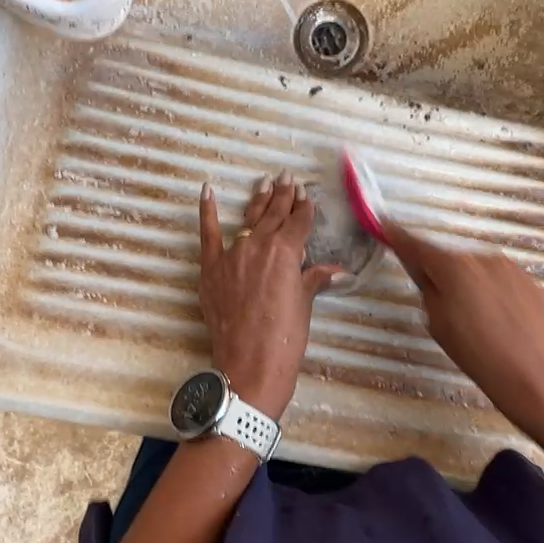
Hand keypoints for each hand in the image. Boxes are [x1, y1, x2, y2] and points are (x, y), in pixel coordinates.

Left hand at [197, 173, 340, 419]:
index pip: (299, 222)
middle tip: (288, 177)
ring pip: (248, 219)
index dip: (305, 208)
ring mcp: (232, 255)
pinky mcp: (211, 268)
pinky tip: (206, 191)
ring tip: (266, 182)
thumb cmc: (284, 338)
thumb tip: (337, 271)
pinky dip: (206, 212)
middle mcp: (258, 245)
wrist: (249, 365)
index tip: (307, 195)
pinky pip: (207, 234)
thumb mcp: (304, 305)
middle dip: (284, 195)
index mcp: (286, 251)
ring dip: (258, 200)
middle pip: (274, 214)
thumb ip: (314, 280)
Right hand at [387, 222, 543, 435]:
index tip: (386, 226)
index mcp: (453, 266)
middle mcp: (481, 257)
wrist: (535, 374)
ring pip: (476, 270)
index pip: (417, 246)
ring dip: (469, 284)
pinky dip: (491, 293)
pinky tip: (497, 320)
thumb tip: (427, 274)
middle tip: (441, 306)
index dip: (399, 237)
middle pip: (450, 259)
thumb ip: (428, 290)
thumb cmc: (477, 354)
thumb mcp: (438, 325)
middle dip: (441, 273)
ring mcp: (509, 267)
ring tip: (475, 320)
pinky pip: (499, 281)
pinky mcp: (529, 281)